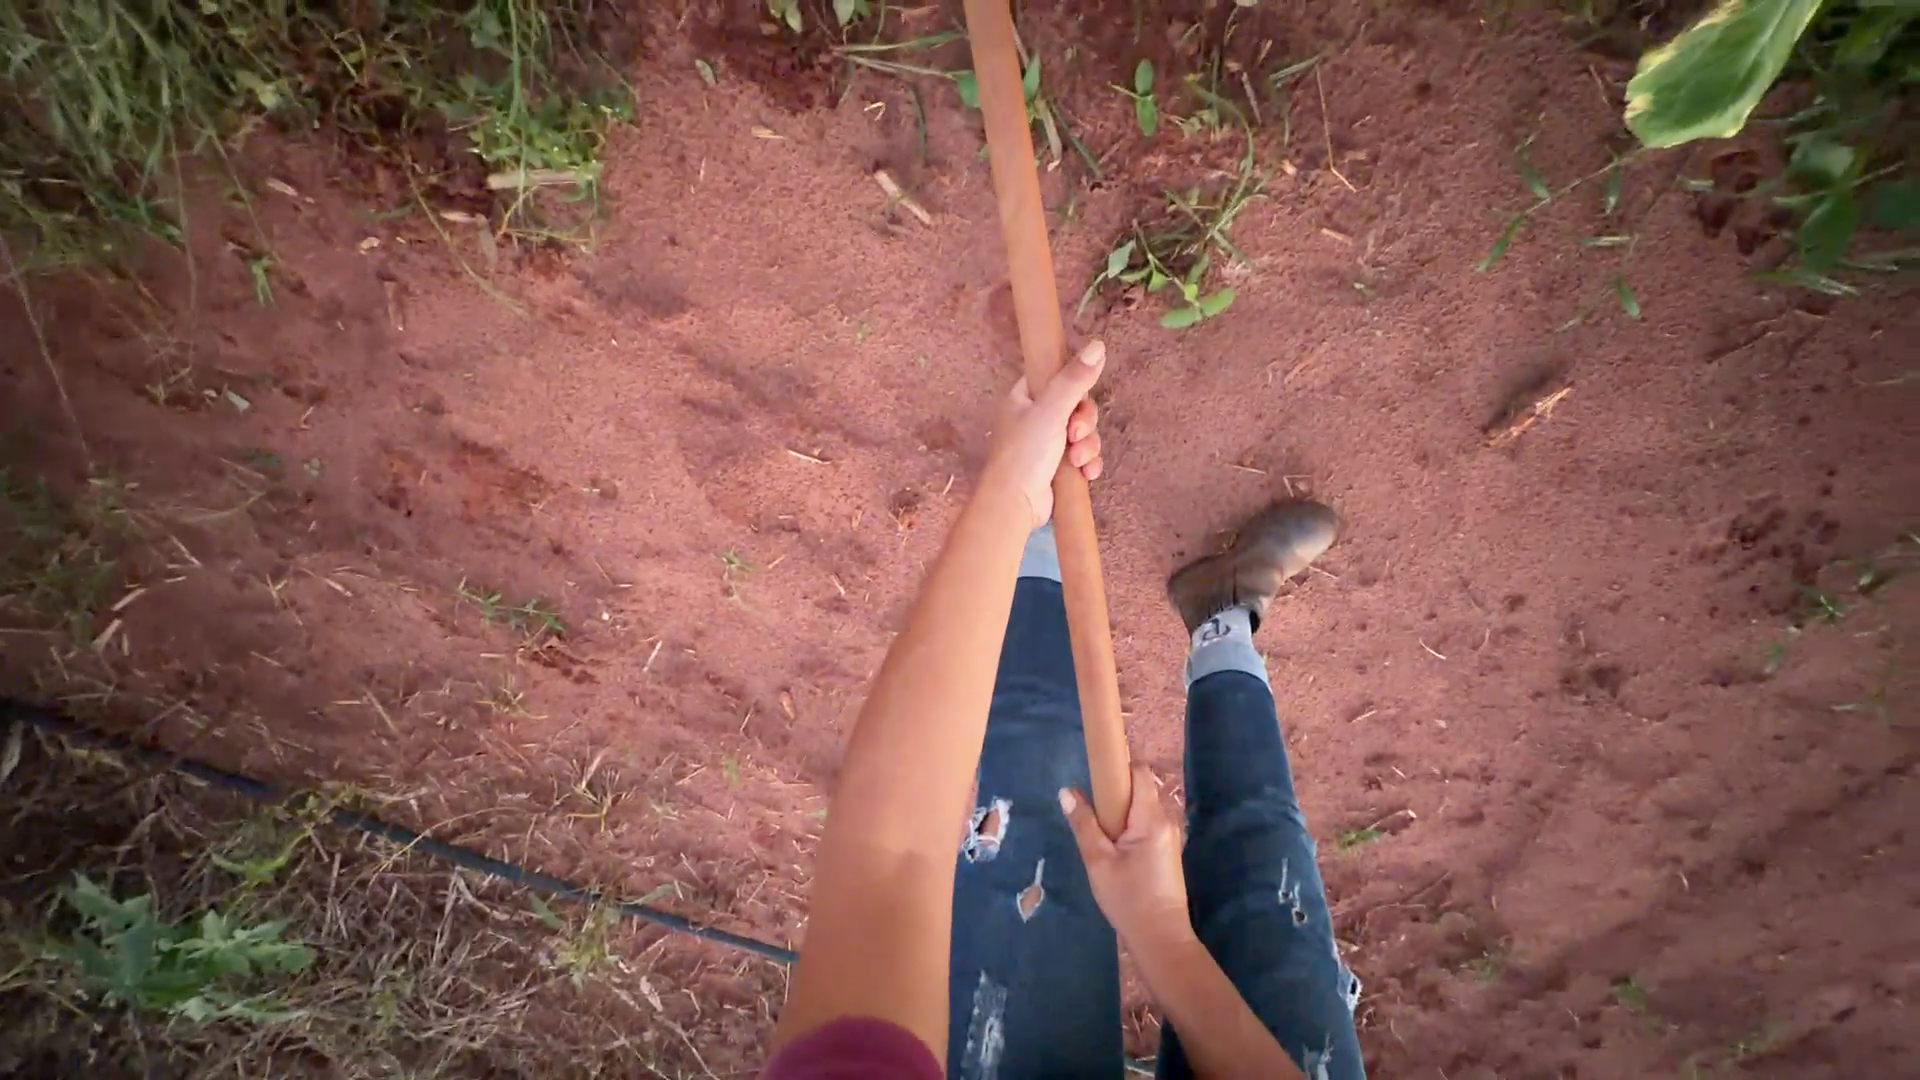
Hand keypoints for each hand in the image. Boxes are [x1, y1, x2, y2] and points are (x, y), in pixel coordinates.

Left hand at [985, 340, 1106, 527]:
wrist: (1014, 504)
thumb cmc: (1025, 453)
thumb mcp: (1051, 411)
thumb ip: (1074, 379)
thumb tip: (1098, 345)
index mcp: (1024, 398)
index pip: (1056, 378)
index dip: (1075, 387)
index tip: (1079, 398)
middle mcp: (1033, 418)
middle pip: (1076, 406)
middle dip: (1084, 423)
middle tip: (1075, 436)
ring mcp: (1045, 444)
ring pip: (1083, 433)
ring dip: (1088, 446)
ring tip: (1078, 460)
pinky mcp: (1056, 466)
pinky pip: (1083, 455)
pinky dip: (1087, 463)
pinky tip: (1086, 474)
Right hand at [1059, 762, 1190, 949]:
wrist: (1161, 941)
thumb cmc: (1128, 900)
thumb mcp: (1098, 861)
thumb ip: (1083, 823)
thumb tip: (1067, 791)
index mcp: (1151, 818)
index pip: (1139, 771)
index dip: (1117, 767)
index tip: (1094, 777)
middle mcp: (1166, 821)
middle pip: (1139, 788)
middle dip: (1114, 794)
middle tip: (1092, 814)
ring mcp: (1170, 836)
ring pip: (1141, 808)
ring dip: (1120, 813)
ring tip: (1100, 835)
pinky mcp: (1167, 851)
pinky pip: (1145, 824)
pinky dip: (1128, 827)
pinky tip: (1114, 849)